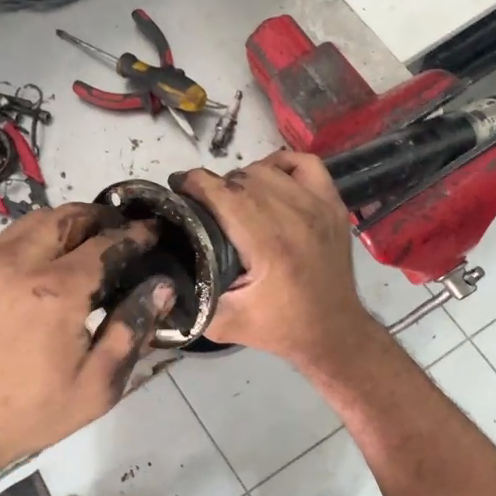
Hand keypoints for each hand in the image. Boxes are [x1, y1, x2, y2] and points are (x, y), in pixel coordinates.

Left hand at [0, 203, 177, 476]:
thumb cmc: (27, 414)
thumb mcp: (95, 387)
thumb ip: (131, 330)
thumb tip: (160, 288)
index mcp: (56, 292)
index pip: (107, 244)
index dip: (136, 235)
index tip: (154, 231)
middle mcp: (20, 264)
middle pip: (69, 217)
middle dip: (101, 218)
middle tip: (122, 232)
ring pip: (36, 221)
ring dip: (68, 223)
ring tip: (88, 243)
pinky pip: (10, 238)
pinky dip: (37, 236)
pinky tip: (47, 262)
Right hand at [173, 151, 373, 366]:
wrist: (335, 332)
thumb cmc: (280, 328)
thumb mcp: (225, 323)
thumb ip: (192, 299)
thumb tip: (160, 277)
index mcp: (269, 244)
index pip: (225, 193)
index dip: (195, 184)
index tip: (178, 188)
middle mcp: (296, 217)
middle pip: (242, 179)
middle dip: (215, 186)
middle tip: (204, 207)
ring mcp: (318, 206)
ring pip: (268, 169)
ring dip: (244, 178)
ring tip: (234, 200)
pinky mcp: (333, 204)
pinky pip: (304, 163)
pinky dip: (281, 165)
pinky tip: (269, 182)